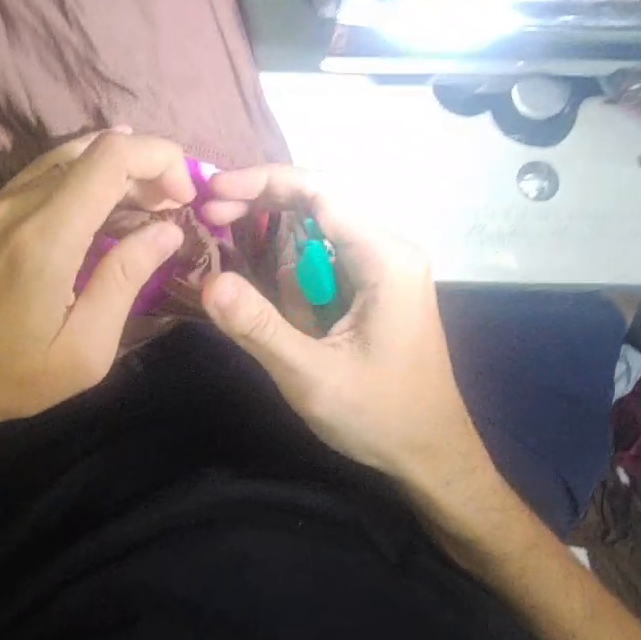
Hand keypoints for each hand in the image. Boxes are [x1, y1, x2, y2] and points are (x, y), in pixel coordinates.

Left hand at [0, 131, 195, 462]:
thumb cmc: (6, 378)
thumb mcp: (82, 351)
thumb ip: (125, 281)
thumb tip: (167, 230)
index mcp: (46, 235)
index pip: (112, 156)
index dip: (160, 159)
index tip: (185, 197)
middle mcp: (17, 205)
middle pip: (93, 149)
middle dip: (144, 165)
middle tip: (172, 207)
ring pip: (65, 157)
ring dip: (113, 171)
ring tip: (144, 208)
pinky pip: (40, 176)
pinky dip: (81, 180)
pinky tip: (99, 209)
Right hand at [196, 166, 493, 495]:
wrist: (432, 457)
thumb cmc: (381, 417)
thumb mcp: (312, 377)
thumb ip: (259, 327)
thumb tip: (208, 281)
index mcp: (385, 258)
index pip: (319, 192)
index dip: (261, 182)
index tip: (212, 192)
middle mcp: (388, 249)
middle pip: (316, 201)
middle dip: (259, 205)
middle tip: (208, 218)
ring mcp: (383, 266)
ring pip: (314, 230)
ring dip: (271, 242)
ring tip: (231, 254)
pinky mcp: (372, 286)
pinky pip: (322, 258)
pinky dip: (287, 266)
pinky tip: (269, 291)